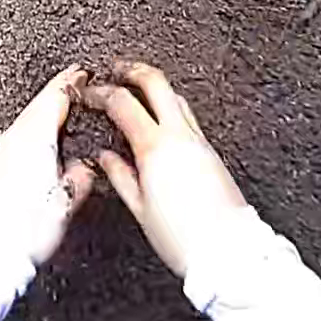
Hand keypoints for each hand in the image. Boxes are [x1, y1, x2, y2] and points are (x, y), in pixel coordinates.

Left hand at [0, 65, 96, 265]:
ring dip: (46, 109)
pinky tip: (41, 140)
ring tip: (63, 108)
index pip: (55, 96)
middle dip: (59, 91)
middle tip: (77, 82)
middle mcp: (15, 137)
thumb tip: (86, 167)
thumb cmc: (23, 231)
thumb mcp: (66, 201)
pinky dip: (35, 126)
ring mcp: (3, 150)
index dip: (71, 81)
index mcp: (34, 136)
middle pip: (40, 103)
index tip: (83, 72)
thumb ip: (81, 177)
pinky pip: (20, 133)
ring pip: (29, 117)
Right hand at [84, 62, 246, 276]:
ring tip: (137, 88)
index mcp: (155, 148)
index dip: (102, 92)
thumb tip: (106, 157)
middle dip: (132, 68)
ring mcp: (197, 140)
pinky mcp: (209, 150)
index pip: (122, 102)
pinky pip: (186, 115)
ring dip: (153, 85)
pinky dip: (169, 106)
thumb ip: (120, 176)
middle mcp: (178, 136)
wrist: (229, 252)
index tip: (91, 93)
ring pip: (174, 95)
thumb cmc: (184, 239)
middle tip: (116, 69)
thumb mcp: (139, 209)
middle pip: (155, 81)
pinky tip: (160, 118)